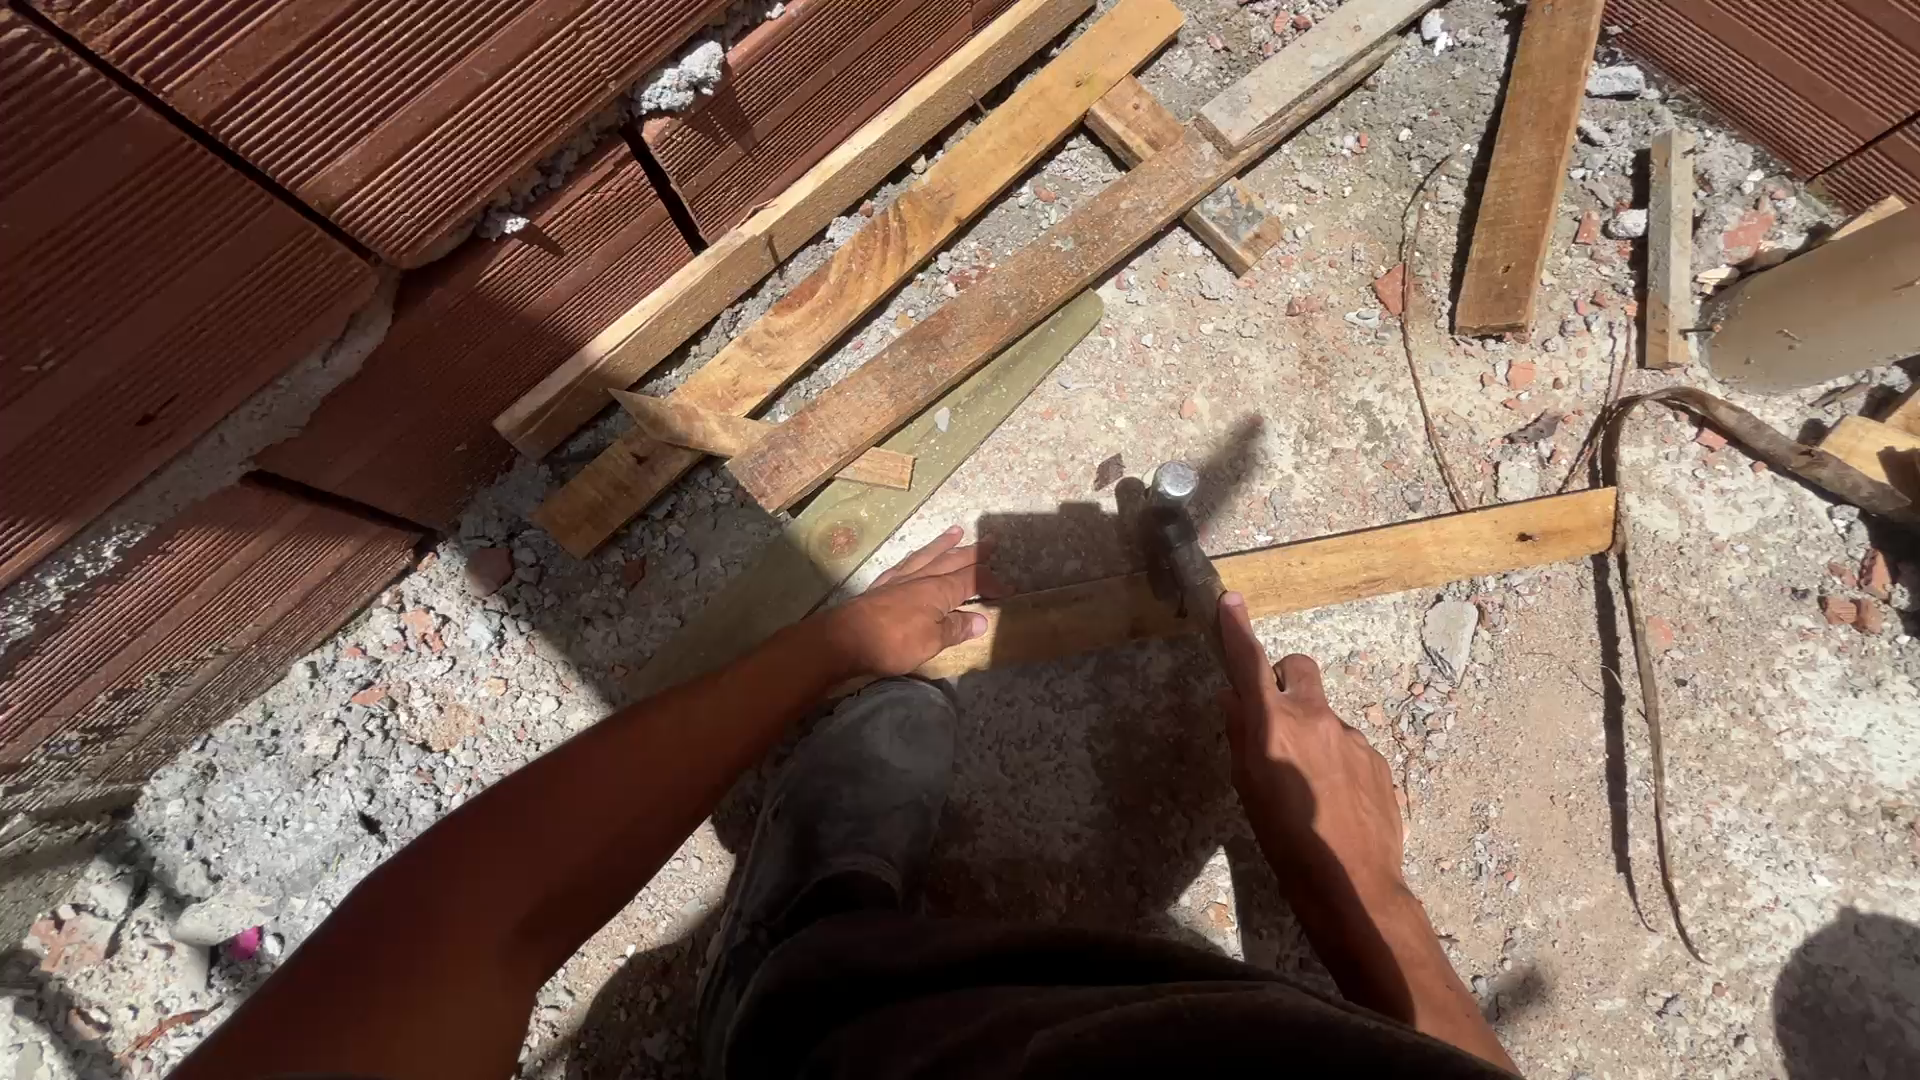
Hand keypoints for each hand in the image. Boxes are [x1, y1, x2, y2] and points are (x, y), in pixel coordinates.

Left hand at [814, 526, 1005, 679]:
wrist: (845, 638)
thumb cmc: (893, 642)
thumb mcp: (932, 642)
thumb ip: (956, 628)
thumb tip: (981, 619)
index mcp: (938, 590)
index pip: (972, 580)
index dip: (990, 582)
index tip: (1006, 589)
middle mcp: (921, 578)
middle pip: (952, 560)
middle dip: (972, 552)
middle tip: (989, 541)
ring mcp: (900, 579)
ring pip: (927, 555)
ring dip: (943, 544)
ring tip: (955, 531)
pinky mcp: (882, 585)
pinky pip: (905, 563)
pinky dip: (916, 556)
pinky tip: (917, 555)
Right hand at [1216, 592, 1406, 906]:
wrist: (1352, 883)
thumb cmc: (1283, 836)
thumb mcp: (1246, 786)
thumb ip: (1240, 734)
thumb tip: (1234, 698)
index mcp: (1275, 724)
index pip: (1250, 664)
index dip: (1237, 630)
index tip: (1231, 600)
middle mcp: (1316, 718)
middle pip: (1300, 667)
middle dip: (1285, 678)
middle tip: (1275, 717)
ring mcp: (1353, 737)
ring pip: (1324, 714)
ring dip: (1311, 731)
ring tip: (1308, 783)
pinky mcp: (1378, 760)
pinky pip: (1348, 744)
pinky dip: (1335, 758)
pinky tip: (1334, 799)